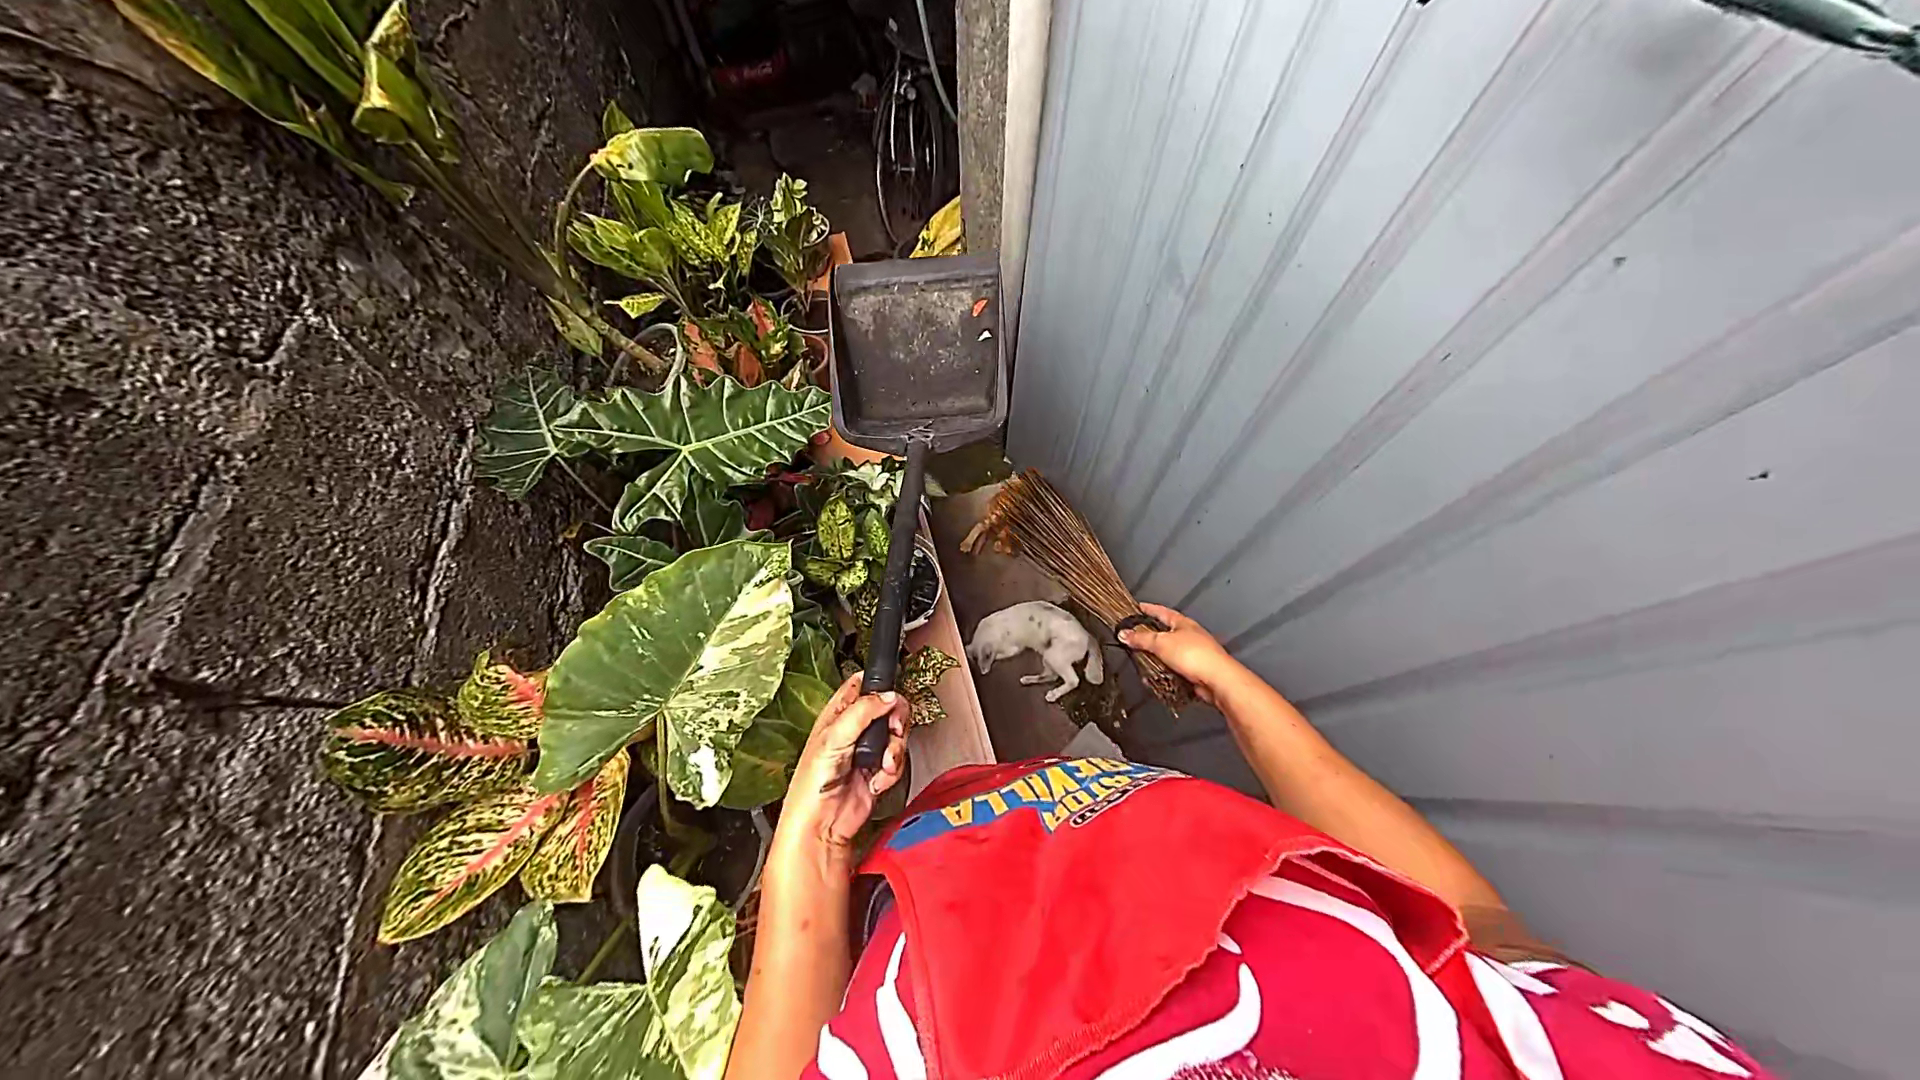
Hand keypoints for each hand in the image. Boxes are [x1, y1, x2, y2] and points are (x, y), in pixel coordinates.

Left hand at [772, 673, 909, 866]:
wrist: (822, 825)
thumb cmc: (812, 784)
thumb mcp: (835, 737)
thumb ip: (863, 711)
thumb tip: (888, 696)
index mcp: (838, 713)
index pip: (863, 684)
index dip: (878, 684)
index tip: (888, 694)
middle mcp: (854, 728)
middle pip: (889, 707)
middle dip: (896, 720)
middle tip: (892, 729)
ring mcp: (868, 749)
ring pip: (898, 734)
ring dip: (895, 750)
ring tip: (882, 762)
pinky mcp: (879, 769)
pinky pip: (899, 760)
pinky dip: (892, 770)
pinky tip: (877, 779)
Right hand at [1117, 602, 1238, 704]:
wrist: (1217, 680)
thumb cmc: (1197, 656)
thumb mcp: (1161, 643)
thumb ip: (1141, 638)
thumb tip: (1125, 634)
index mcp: (1182, 623)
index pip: (1161, 611)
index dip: (1148, 609)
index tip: (1137, 607)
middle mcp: (1189, 635)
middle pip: (1164, 632)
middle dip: (1149, 635)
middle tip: (1133, 637)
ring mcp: (1193, 653)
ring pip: (1169, 651)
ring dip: (1156, 656)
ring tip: (1143, 659)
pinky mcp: (1194, 670)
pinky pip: (1174, 667)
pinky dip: (1164, 670)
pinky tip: (1158, 675)